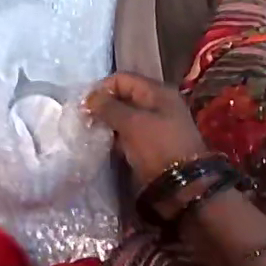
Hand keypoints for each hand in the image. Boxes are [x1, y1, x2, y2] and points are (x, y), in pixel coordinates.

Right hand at [84, 73, 209, 188]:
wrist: (181, 185)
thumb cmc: (157, 148)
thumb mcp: (132, 124)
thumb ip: (109, 108)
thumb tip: (89, 98)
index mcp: (158, 92)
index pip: (122, 79)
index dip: (101, 89)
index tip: (84, 106)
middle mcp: (158, 105)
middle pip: (123, 97)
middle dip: (103, 106)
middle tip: (85, 120)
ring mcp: (155, 125)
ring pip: (125, 117)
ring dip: (108, 123)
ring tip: (91, 133)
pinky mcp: (151, 145)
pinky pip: (128, 134)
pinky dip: (115, 137)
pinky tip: (103, 144)